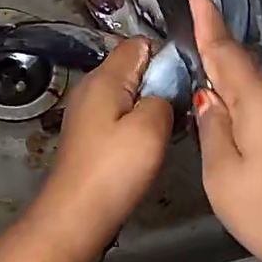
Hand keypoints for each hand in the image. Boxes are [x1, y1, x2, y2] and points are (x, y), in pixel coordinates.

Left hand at [30, 36, 172, 252]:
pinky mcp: (89, 137)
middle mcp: (90, 89)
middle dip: (160, 83)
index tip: (186, 80)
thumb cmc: (113, 170)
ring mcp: (87, 114)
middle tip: (183, 109)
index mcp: (103, 78)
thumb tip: (164, 92)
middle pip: (133, 69)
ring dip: (150, 109)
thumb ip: (163, 98)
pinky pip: (119, 118)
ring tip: (168, 131)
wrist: (75, 217)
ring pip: (128, 96)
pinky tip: (146, 148)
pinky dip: (136, 127)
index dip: (166, 56)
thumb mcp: (150, 128)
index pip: (139, 44)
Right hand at [189, 0, 261, 261]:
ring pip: (258, 94)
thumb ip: (212, 127)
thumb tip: (210, 97)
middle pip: (242, 72)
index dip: (208, 19)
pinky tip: (245, 150)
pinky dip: (253, 118)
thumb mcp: (221, 173)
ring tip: (219, 144)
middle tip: (194, 110)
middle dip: (216, 77)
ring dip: (235, 104)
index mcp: (260, 97)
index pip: (226, 48)